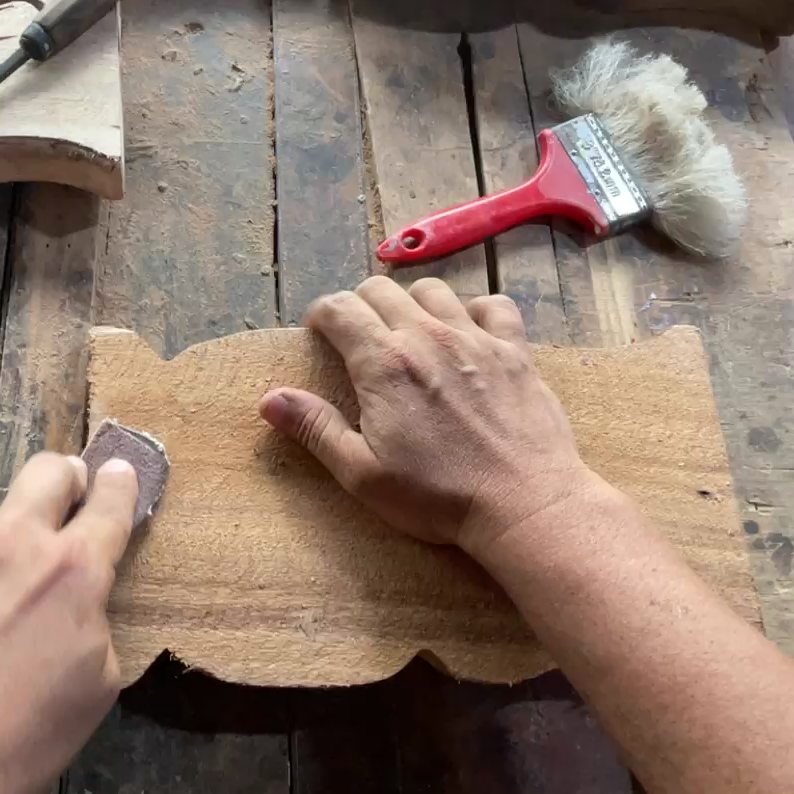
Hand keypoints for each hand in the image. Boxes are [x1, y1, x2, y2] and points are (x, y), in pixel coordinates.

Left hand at [0, 453, 137, 793]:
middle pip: (50, 470)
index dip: (120, 483)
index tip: (120, 472)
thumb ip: (94, 618)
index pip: (108, 502)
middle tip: (68, 503)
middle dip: (69, 478)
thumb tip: (76, 596)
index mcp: (73, 570)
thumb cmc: (18, 743)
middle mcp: (14, 542)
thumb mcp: (95, 686)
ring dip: (7, 544)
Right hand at [259, 276, 598, 553]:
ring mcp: (475, 337)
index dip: (322, 314)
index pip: (340, 309)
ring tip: (408, 332)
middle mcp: (427, 336)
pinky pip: (492, 304)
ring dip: (410, 304)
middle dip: (359, 305)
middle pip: (381, 289)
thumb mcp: (361, 473)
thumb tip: (270, 399)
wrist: (524, 504)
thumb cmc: (436, 496)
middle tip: (358, 337)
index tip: (319, 332)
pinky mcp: (515, 349)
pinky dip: (473, 310)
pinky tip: (467, 334)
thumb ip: (315, 428)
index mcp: (383, 364)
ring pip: (432, 290)